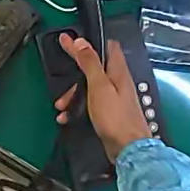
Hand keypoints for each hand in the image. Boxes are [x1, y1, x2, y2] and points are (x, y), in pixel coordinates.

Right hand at [54, 34, 151, 161]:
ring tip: (61, 105)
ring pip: (88, 86)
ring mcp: (113, 96)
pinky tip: (67, 116)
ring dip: (73, 94)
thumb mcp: (99, 86)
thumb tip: (80, 41)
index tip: (71, 41)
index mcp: (118, 71)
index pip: (107, 46)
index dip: (90, 41)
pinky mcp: (108, 111)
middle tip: (62, 77)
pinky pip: (89, 102)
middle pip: (93, 67)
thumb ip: (90, 63)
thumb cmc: (115, 117)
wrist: (128, 149)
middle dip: (75, 73)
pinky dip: (77, 107)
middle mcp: (117, 81)